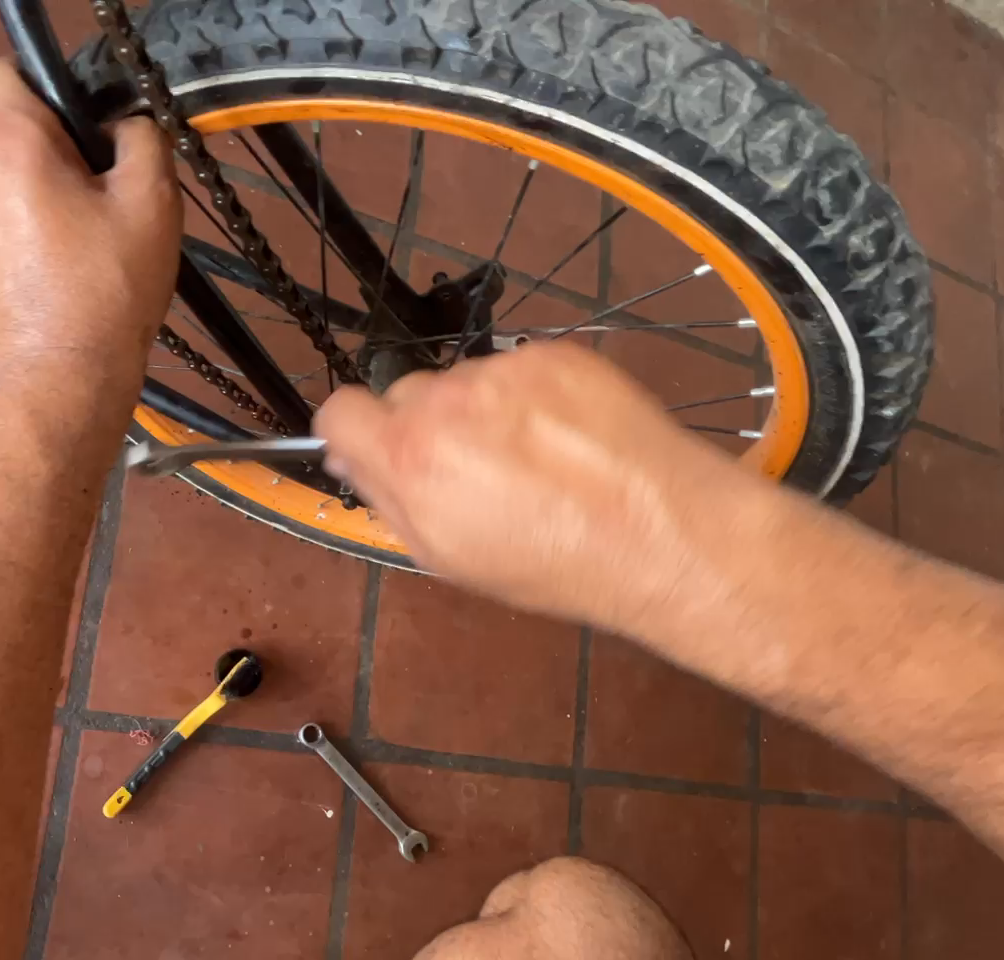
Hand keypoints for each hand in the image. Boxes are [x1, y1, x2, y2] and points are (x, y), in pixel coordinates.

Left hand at [0, 58, 181, 407]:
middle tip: (97, 203)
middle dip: (51, 153)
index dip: (55, 94)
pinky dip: (20, 240)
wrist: (65, 376)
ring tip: (78, 247)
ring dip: (35, 198)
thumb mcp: (152, 202)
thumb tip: (122, 128)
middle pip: (9, 135)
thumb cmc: (110, 288)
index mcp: (12, 142)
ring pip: (1, 185)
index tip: (89, 139)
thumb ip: (142, 139)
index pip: (12, 72)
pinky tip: (53, 278)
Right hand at [314, 343, 774, 630]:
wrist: (664, 533)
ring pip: (460, 382)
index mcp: (410, 457)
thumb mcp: (444, 555)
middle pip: (402, 395)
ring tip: (530, 457)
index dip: (350, 432)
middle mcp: (447, 400)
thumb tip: (350, 458)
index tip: (372, 450)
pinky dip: (525, 395)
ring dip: (475, 410)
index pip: (338, 409)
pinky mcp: (553, 351)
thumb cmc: (547, 564)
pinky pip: (513, 367)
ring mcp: (503, 368)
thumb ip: (384, 499)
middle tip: (468, 469)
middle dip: (419, 427)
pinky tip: (562, 434)